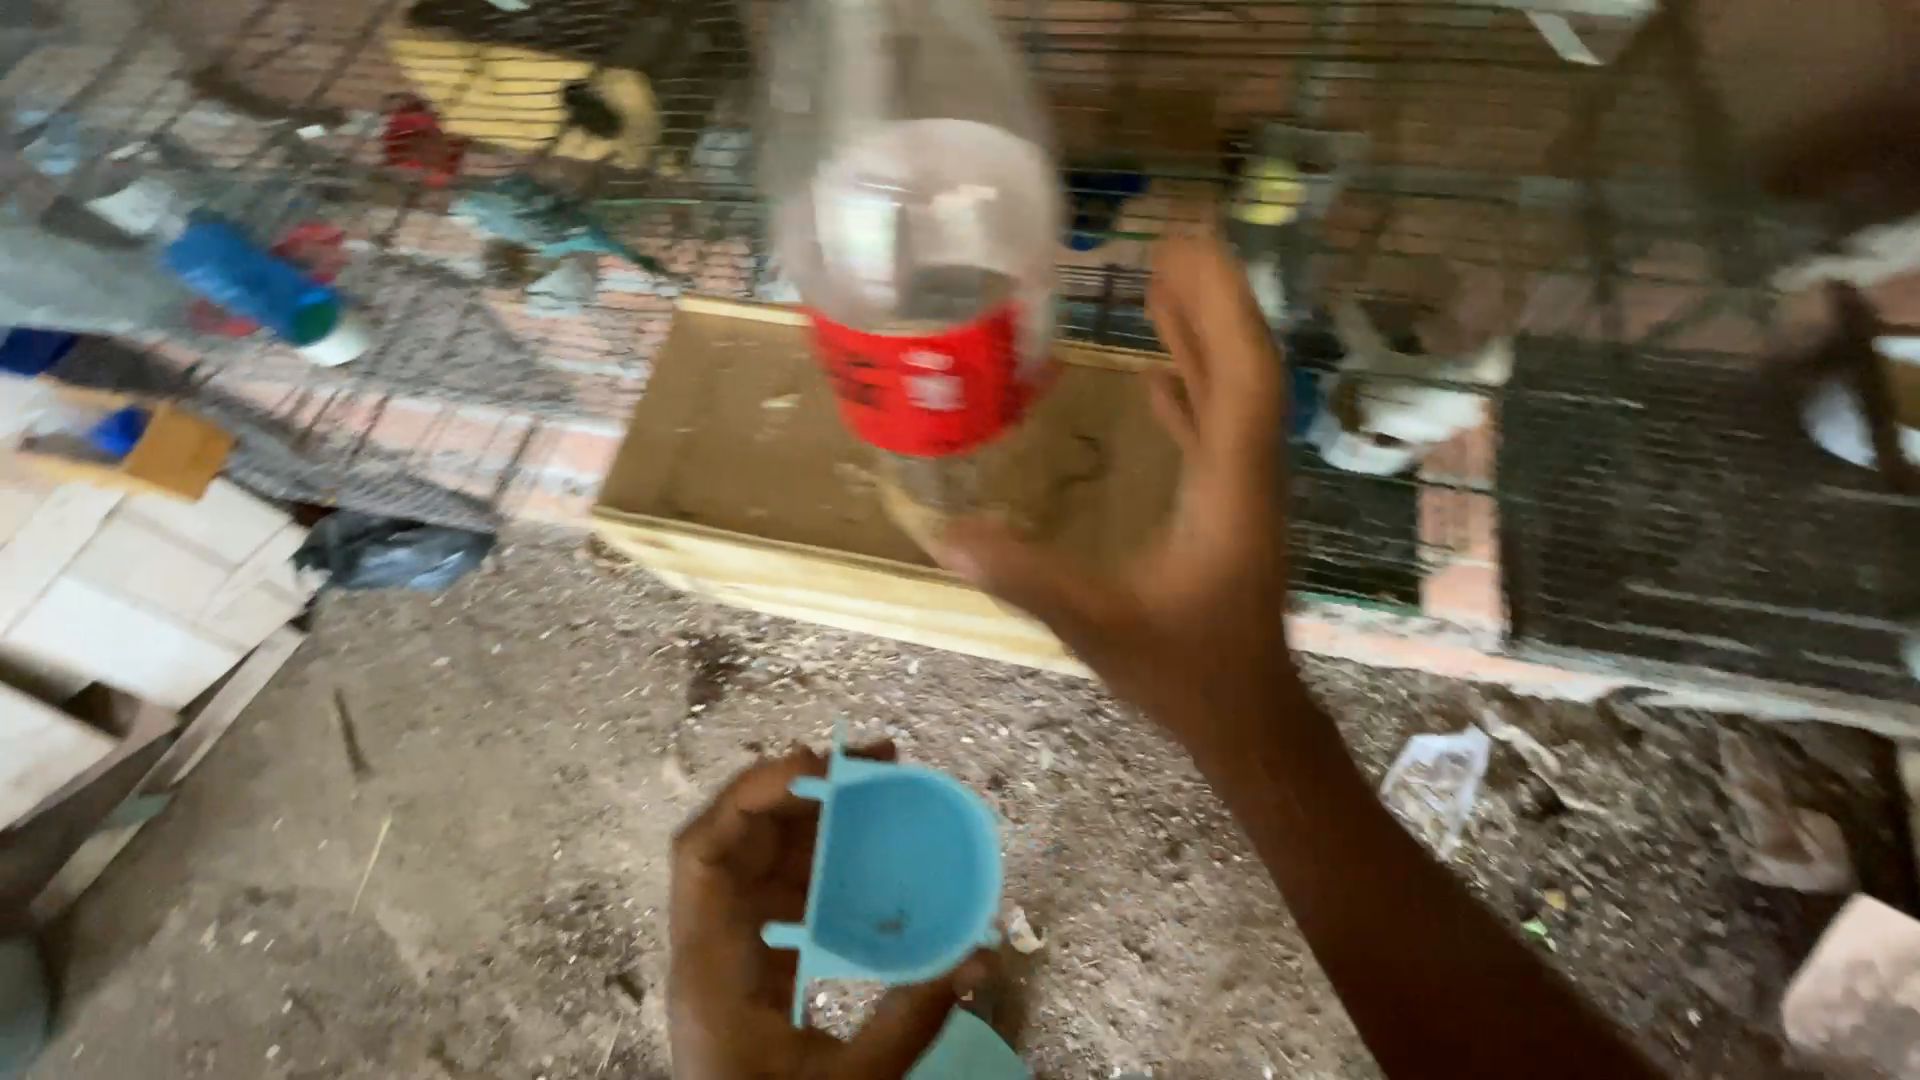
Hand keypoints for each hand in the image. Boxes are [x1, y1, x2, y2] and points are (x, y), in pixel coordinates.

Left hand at [668, 746, 991, 1078]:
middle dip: (796, 788)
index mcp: (711, 968)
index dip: (750, 794)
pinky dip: (818, 855)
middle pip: (736, 838)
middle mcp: (711, 943)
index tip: (813, 763)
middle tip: (866, 764)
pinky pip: (780, 886)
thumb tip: (983, 955)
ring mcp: (731, 947)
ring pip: (759, 856)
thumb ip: (913, 1018)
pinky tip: (861, 846)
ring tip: (873, 784)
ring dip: (811, 814)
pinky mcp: (755, 957)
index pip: (703, 855)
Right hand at [930, 227, 1293, 759]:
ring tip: (1161, 286)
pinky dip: (1195, 390)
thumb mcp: (1096, 625)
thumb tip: (943, 538)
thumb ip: (1024, 579)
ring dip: (1202, 336)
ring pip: (1232, 394)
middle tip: (1167, 242)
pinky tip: (1164, 376)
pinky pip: (1217, 430)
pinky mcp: (1229, 509)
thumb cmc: (1183, 671)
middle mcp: (1247, 475)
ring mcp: (1242, 491)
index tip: (1188, 244)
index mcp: (1230, 488)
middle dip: (1209, 299)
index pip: (1239, 374)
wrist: (1245, 716)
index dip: (1217, 303)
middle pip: (1242, 367)